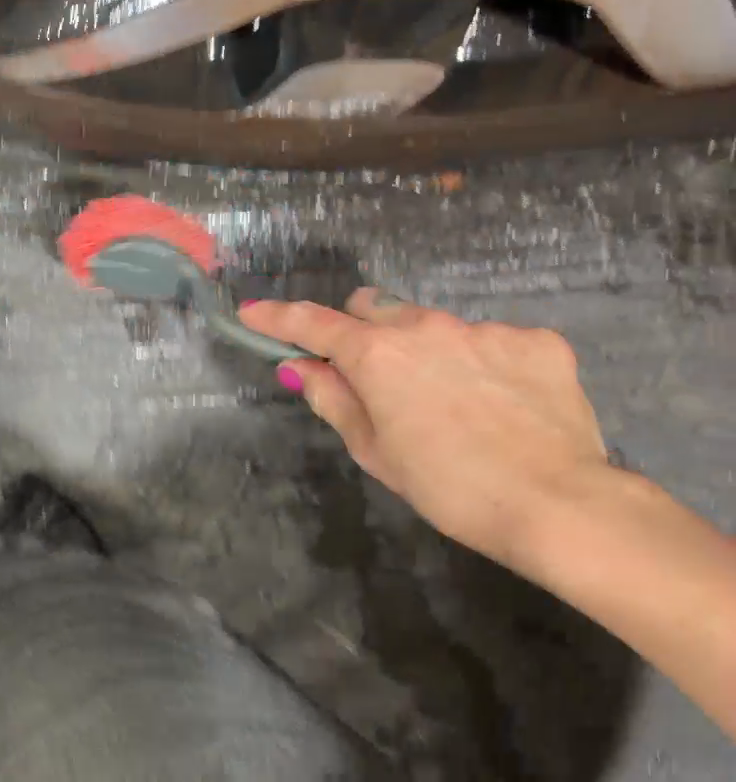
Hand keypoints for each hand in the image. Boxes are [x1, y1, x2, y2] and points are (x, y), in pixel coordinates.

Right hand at [240, 289, 608, 566]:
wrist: (563, 508)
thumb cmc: (448, 486)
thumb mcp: (372, 449)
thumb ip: (331, 397)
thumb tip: (302, 367)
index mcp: (374, 354)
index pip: (309, 322)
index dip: (275, 318)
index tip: (251, 314)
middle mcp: (424, 328)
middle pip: (374, 308)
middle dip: (363, 332)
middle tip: (373, 375)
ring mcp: (485, 332)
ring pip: (434, 326)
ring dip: (426, 350)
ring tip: (452, 401)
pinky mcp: (539, 344)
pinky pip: (492, 342)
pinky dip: (483, 363)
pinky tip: (500, 403)